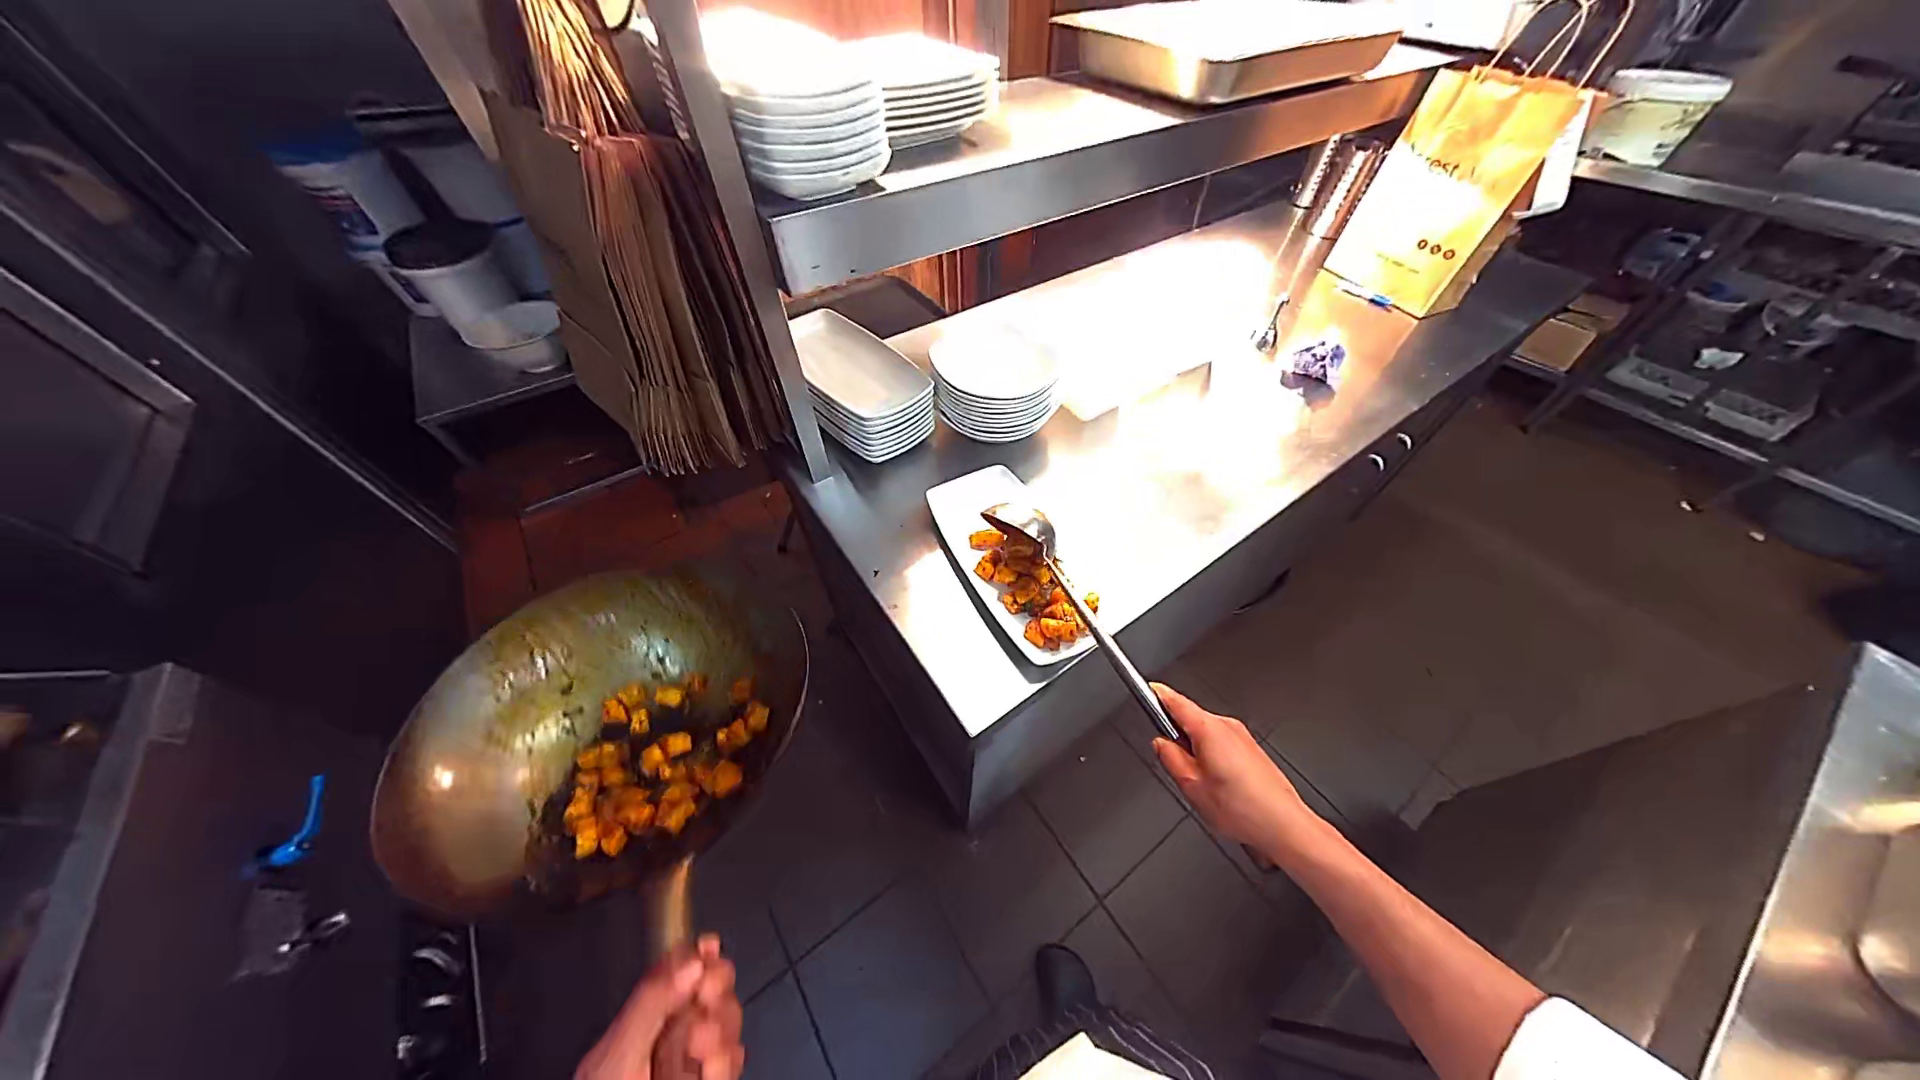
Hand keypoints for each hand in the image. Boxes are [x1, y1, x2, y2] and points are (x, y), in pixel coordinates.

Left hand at [575, 935, 744, 1079]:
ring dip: (723, 1028)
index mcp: (642, 1016)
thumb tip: (692, 958)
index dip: (697, 952)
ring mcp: (688, 1060)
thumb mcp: (614, 1060)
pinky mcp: (707, 1078)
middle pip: (712, 984)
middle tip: (706, 999)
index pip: (678, 965)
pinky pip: (732, 1059)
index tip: (708, 949)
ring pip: (727, 1019)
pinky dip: (727, 1063)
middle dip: (717, 989)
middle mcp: (667, 1032)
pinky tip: (711, 1069)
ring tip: (702, 1048)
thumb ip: (650, 1004)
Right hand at [1151, 683, 1316, 855]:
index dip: (1158, 694)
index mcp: (1209, 729)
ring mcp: (1243, 737)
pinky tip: (1220, 786)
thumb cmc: (1245, 809)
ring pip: (1206, 734)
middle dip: (1178, 737)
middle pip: (1191, 719)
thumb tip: (1161, 744)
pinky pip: (1222, 744)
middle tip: (1177, 766)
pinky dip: (1213, 757)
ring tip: (1205, 784)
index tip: (1148, 690)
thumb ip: (1169, 757)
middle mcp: (1228, 726)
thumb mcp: (1191, 785)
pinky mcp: (1252, 749)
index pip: (1176, 700)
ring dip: (1197, 751)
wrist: (1284, 825)